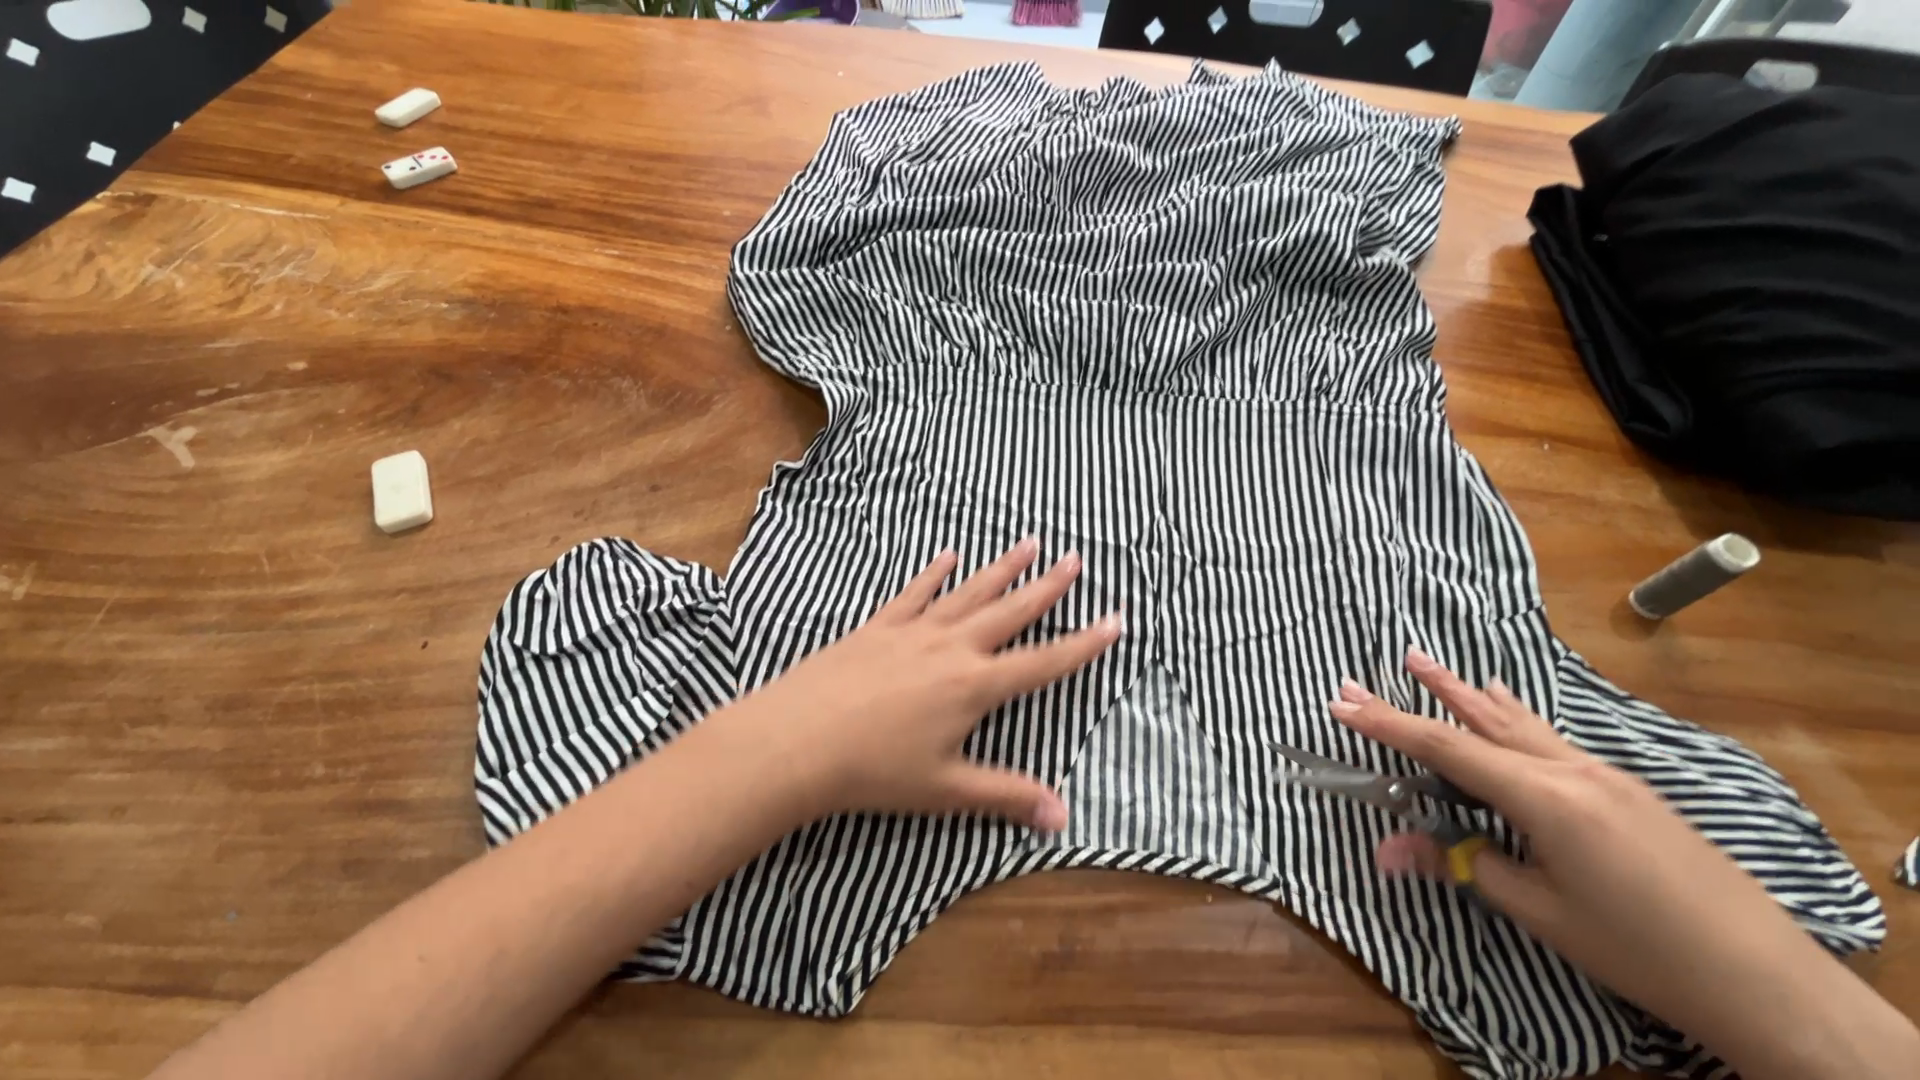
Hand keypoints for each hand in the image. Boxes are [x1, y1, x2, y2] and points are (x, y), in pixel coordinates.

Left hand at [716, 539, 1120, 831]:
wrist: (796, 740)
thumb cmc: (874, 771)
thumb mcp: (946, 790)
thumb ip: (1006, 796)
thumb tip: (1063, 817)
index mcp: (974, 686)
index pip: (1043, 662)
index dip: (1083, 644)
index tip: (1114, 619)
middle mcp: (951, 648)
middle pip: (1010, 612)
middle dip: (1047, 587)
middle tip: (1075, 560)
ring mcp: (912, 632)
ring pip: (967, 593)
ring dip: (1000, 569)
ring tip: (1027, 544)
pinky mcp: (876, 627)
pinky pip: (913, 593)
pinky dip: (933, 573)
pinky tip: (947, 557)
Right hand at [1330, 648, 1917, 1079]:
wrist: (1764, 977)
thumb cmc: (1637, 949)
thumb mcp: (1538, 911)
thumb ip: (1463, 864)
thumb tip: (1385, 849)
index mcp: (1545, 797)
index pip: (1446, 747)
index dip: (1387, 723)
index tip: (1342, 701)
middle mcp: (1572, 770)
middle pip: (1482, 719)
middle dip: (1425, 692)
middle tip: (1380, 665)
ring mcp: (1605, 774)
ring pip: (1520, 721)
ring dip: (1468, 693)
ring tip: (1429, 663)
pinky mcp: (1627, 789)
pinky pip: (1551, 737)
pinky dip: (1514, 715)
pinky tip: (1508, 705)